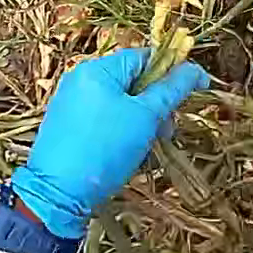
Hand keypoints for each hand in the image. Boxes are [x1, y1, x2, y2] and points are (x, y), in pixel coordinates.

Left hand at [9, 49, 209, 239]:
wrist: (57, 195)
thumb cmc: (105, 148)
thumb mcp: (146, 117)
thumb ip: (172, 89)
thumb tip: (195, 70)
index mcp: (98, 69)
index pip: (144, 57)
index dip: (172, 71)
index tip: (192, 91)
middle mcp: (82, 80)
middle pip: (134, 80)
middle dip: (157, 103)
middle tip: (167, 129)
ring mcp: (73, 103)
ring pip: (122, 102)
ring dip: (144, 120)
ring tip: (149, 145)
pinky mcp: (70, 126)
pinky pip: (107, 118)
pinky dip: (124, 130)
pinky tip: (130, 152)